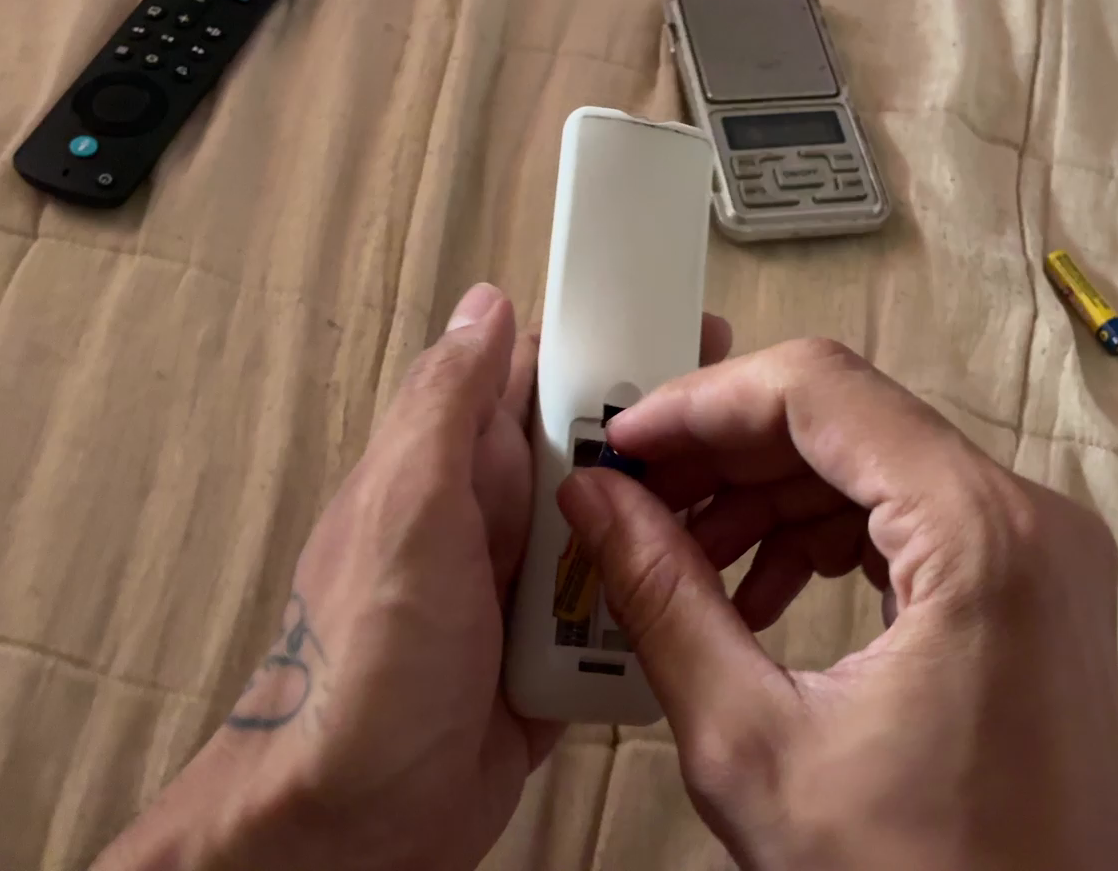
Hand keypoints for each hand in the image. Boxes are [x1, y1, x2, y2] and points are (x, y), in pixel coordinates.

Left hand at [95, 282, 729, 870]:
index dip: (616, 342)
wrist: (356, 826)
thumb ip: (446, 408)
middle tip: (749, 427)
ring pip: (626, 518)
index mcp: (466, 461)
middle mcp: (507, 508)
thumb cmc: (369, 659)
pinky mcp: (566, 642)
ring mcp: (539, 576)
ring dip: (678, 509)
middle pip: (600, 445)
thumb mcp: (406, 514)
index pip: (547, 372)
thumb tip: (487, 299)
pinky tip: (726, 580)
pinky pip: (631, 592)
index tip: (691, 330)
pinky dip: (668, 584)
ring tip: (761, 502)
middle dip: (668, 429)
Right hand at [557, 339, 1117, 870]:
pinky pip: (899, 510)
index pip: (818, 389)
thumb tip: (593, 498)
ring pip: (864, 457)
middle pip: (842, 415)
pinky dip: (815, 530)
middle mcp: (1023, 512)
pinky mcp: (1022, 577)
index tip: (625, 439)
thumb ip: (661, 596)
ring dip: (763, 493)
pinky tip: (757, 589)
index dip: (703, 401)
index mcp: (978, 533)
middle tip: (637, 491)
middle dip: (724, 447)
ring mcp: (1032, 543)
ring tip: (685, 553)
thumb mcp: (750, 742)